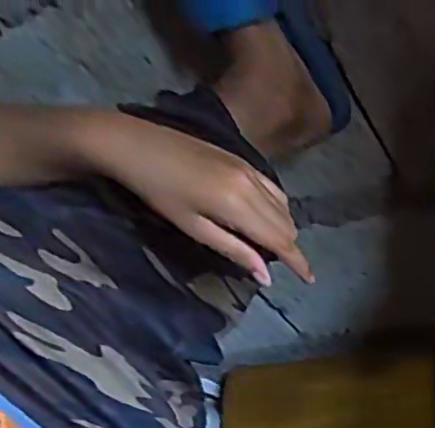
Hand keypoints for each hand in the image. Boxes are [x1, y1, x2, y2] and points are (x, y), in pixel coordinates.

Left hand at [83, 113, 311, 285]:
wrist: (126, 141)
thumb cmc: (154, 190)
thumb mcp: (193, 227)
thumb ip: (235, 251)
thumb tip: (267, 278)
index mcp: (237, 205)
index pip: (282, 241)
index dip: (298, 263)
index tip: (308, 279)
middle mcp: (251, 186)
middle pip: (288, 226)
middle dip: (288, 247)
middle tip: (273, 260)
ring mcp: (249, 170)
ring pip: (285, 209)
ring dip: (284, 228)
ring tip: (267, 239)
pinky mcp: (242, 160)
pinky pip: (275, 190)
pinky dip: (278, 208)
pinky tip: (263, 215)